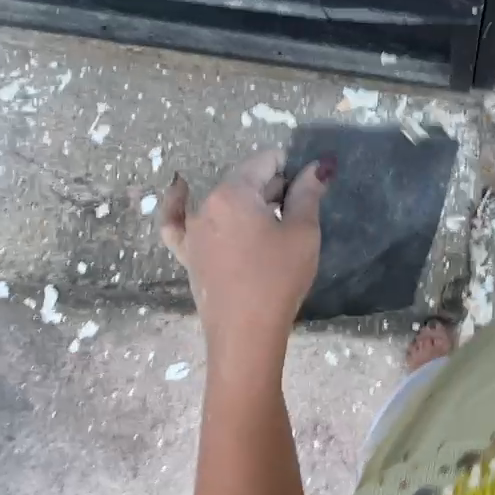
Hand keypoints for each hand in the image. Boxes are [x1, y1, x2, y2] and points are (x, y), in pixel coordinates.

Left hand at [157, 149, 331, 381]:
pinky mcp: (187, 254)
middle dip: (273, 189)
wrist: (246, 332)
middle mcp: (206, 205)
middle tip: (296, 218)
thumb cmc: (279, 278)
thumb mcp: (303, 231)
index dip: (291, 172)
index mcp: (234, 193)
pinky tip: (180, 189)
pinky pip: (176, 221)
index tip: (306, 196)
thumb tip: (318, 165)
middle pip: (246, 180)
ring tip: (270, 225)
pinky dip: (179, 203)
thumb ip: (308, 193)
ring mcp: (192, 231)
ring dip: (247, 203)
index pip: (265, 161)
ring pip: (223, 201)